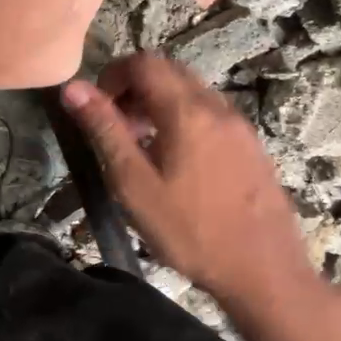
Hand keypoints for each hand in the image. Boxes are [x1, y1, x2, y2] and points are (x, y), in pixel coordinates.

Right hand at [63, 53, 313, 300]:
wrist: (267, 278)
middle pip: (169, 71)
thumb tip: (72, 87)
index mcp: (187, 112)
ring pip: (191, 91)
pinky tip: (175, 161)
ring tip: (142, 144)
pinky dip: (183, 118)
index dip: (112, 74)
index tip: (97, 107)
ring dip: (158, 102)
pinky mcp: (253, 149)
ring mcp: (242, 129)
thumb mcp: (133, 183)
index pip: (143, 63)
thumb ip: (104, 129)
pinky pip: (211, 113)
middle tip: (116, 124)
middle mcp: (218, 109)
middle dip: (134, 86)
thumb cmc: (190, 231)